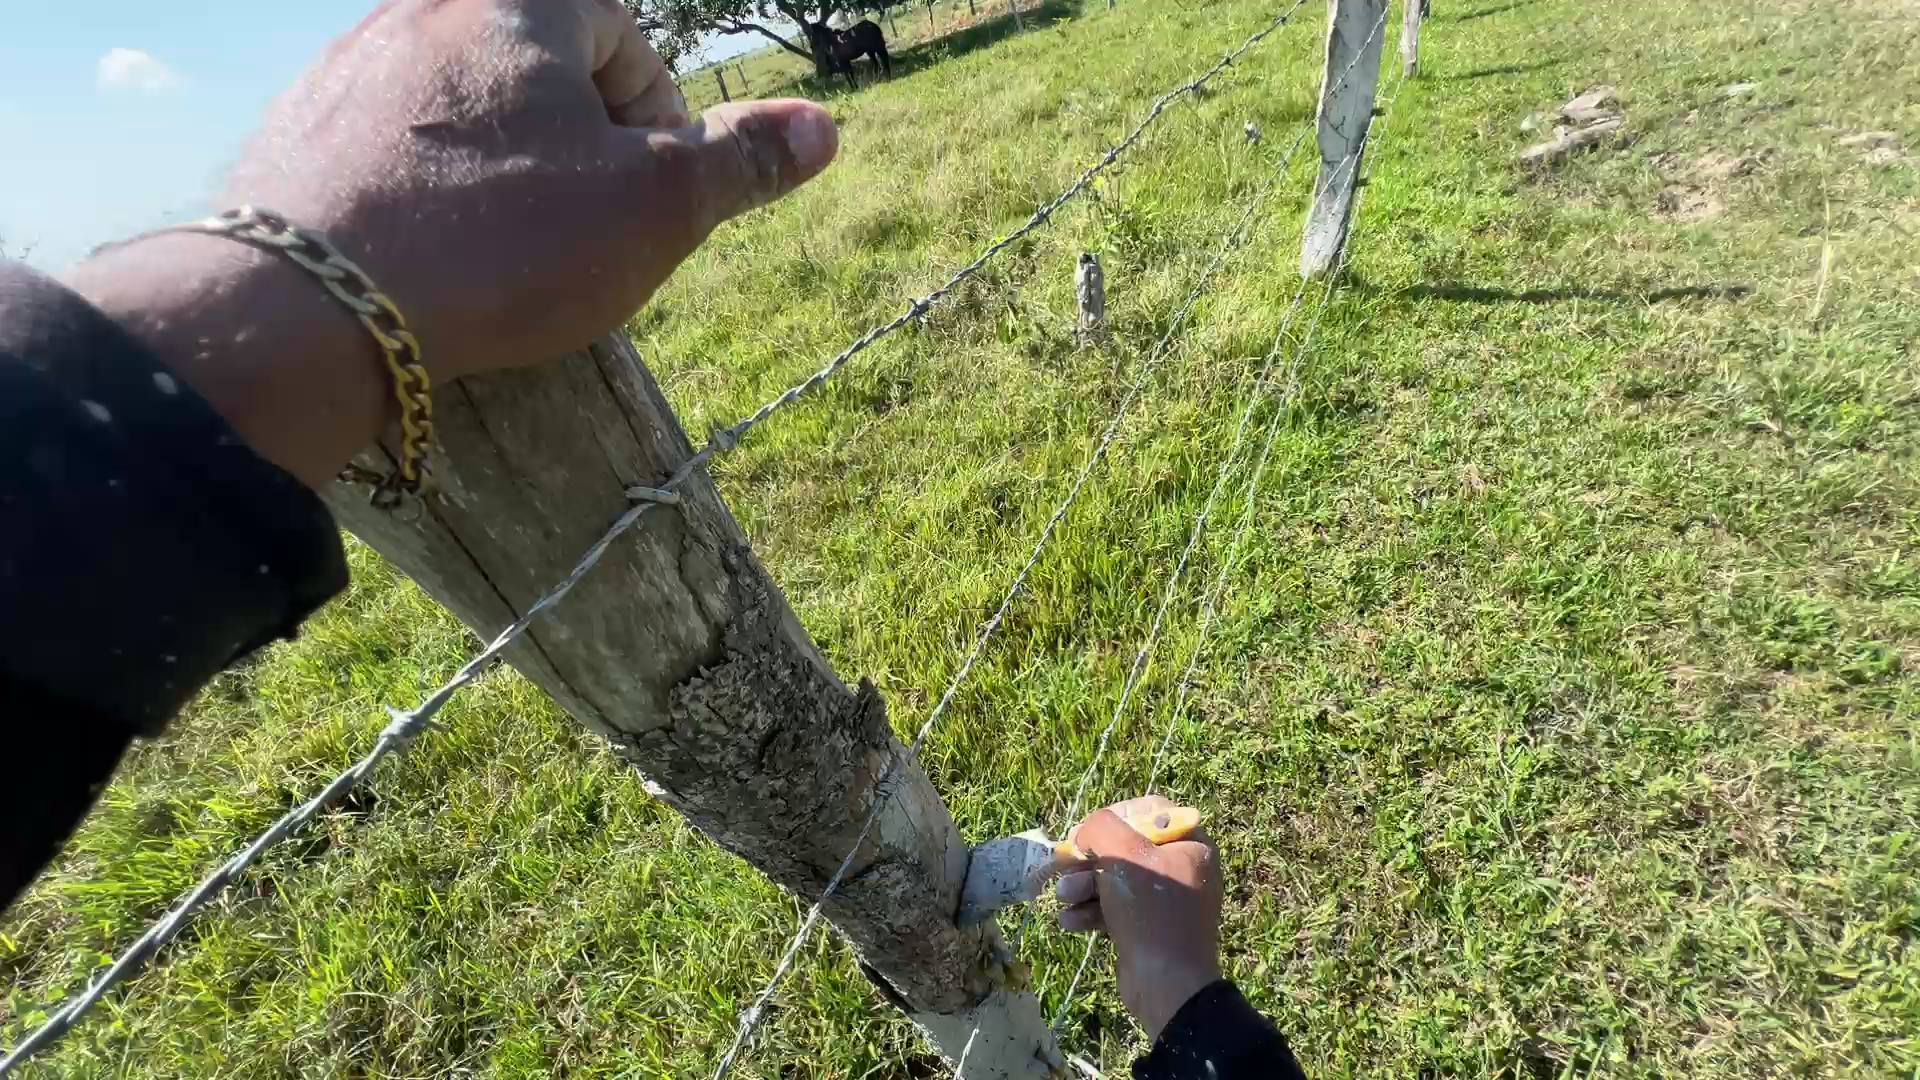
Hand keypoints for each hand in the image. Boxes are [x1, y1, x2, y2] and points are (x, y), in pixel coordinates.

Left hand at [63, 0, 835, 487]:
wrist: (319, 302)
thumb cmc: (514, 242)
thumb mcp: (657, 204)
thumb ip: (743, 160)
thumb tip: (826, 126)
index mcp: (514, 6)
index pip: (618, 28)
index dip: (657, 110)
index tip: (652, 185)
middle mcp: (427, 10)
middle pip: (551, 65)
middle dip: (597, 142)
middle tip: (605, 223)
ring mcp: (359, 65)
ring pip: (489, 109)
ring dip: (535, 168)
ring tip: (538, 245)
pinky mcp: (318, 125)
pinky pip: (424, 142)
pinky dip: (465, 186)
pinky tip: (468, 248)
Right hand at [1056, 795, 1222, 1039]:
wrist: (1167, 987)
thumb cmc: (1151, 910)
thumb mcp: (1123, 854)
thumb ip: (1101, 826)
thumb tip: (1086, 832)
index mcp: (1190, 844)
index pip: (1149, 810)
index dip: (1114, 815)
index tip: (1088, 828)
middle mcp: (1182, 868)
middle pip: (1125, 847)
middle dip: (1089, 858)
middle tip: (1064, 862)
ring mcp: (1166, 900)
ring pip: (1115, 879)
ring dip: (1083, 885)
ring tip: (1063, 895)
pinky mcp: (1149, 928)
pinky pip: (1115, 907)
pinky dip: (1091, 910)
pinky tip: (1069, 920)